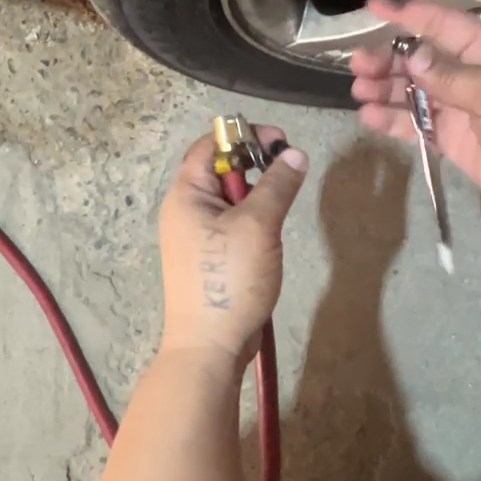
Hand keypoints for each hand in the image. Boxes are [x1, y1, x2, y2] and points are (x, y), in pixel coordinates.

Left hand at [157, 127, 308, 363]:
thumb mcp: (258, 226)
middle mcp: (185, 210)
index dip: (244, 135)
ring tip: (282, 202)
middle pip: (220, 169)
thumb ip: (278, 185)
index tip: (281, 141)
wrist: (210, 345)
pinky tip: (271, 231)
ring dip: (257, 193)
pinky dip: (253, 218)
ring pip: (229, 199)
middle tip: (289, 170)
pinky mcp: (209, 258)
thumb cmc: (230, 280)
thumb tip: (295, 153)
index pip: (210, 145)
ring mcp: (196, 236)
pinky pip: (231, 224)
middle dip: (255, 163)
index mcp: (186, 194)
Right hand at [349, 0, 480, 230]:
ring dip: (385, 89)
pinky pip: (415, 125)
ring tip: (358, 90)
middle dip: (389, 59)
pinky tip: (369, 116)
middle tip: (357, 65)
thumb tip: (411, 54)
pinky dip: (392, 120)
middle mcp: (472, 76)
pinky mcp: (452, 140)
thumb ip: (452, 76)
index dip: (409, 13)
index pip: (444, 25)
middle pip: (422, 60)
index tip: (373, 4)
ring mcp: (461, 110)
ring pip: (414, 92)